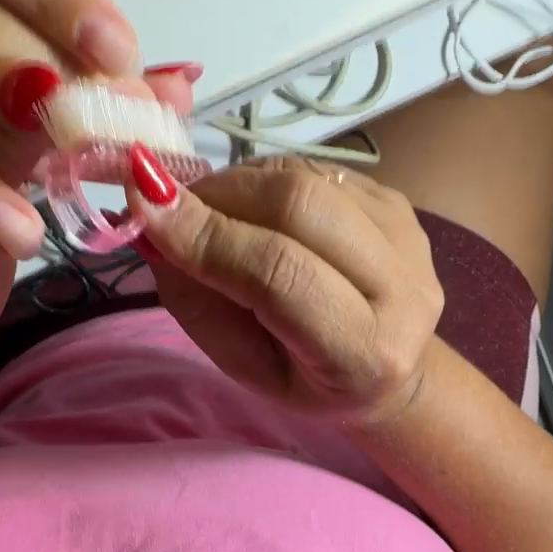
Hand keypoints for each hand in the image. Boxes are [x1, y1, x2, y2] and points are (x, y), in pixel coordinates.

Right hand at [128, 156, 446, 421]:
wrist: (386, 371)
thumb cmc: (306, 381)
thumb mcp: (245, 366)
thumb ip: (199, 301)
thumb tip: (152, 213)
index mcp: (367, 352)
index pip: (281, 275)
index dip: (208, 236)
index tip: (143, 205)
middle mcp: (403, 290)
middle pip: (299, 207)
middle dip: (220, 196)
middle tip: (172, 207)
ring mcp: (409, 239)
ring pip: (307, 178)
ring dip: (241, 184)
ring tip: (216, 216)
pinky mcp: (400, 204)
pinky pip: (319, 170)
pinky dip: (270, 181)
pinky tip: (261, 214)